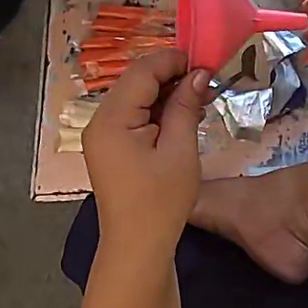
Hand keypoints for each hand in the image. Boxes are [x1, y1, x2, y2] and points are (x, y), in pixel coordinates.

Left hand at [83, 49, 211, 254]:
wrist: (138, 246)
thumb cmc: (160, 201)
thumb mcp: (180, 150)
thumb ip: (186, 106)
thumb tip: (198, 74)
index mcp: (112, 120)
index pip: (141, 72)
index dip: (172, 60)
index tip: (205, 62)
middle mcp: (100, 121)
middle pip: (136, 82)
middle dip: (171, 76)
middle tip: (207, 80)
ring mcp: (103, 134)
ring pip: (137, 98)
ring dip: (167, 93)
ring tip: (200, 97)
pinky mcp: (112, 147)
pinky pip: (135, 116)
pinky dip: (159, 111)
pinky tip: (183, 114)